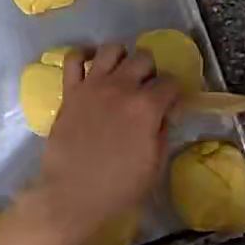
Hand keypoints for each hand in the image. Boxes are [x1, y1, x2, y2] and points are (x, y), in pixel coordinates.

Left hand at [25, 44, 179, 244]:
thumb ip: (163, 131)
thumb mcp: (155, 164)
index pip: (170, 82)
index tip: (171, 106)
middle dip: (151, 72)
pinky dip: (84, 54)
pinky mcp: (70, 91)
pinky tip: (93, 63)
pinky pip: (74, 58)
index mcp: (147, 106)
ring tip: (123, 74)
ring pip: (112, 49)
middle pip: (144, 58)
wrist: (71, 195)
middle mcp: (121, 87)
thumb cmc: (118, 187)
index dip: (175, 93)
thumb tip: (165, 113)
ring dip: (123, 57)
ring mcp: (92, 85)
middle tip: (148, 90)